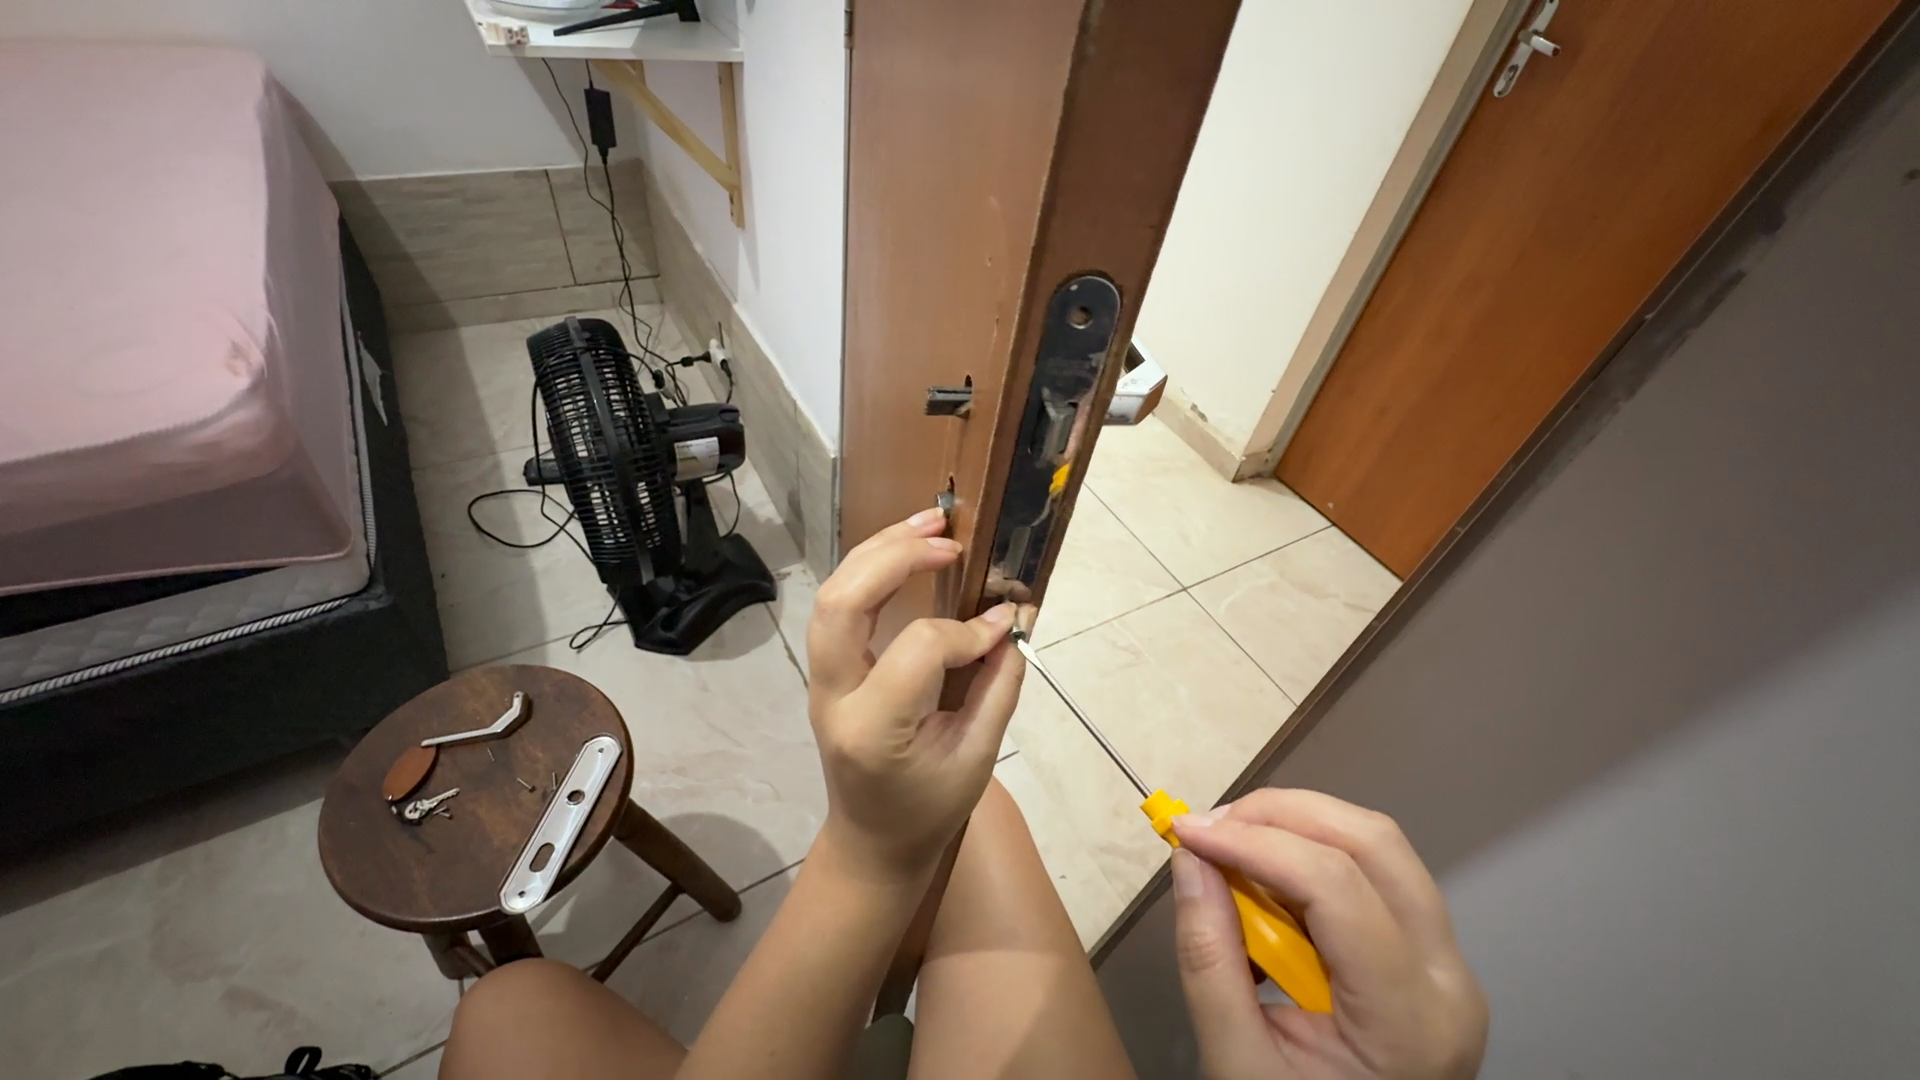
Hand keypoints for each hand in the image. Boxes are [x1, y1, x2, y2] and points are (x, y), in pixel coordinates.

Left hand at [806, 508, 1028, 879]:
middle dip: (896, 557)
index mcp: (873, 730)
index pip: (918, 650)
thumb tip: (1013, 620)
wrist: (872, 842)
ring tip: (931, 520)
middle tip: (950, 538)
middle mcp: (833, 697)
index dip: (967, 631)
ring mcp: (820, 681)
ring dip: (879, 549)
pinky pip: (838, 605)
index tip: (1004, 627)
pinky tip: (905, 548)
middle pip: (844, 602)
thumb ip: (999, 686)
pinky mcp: (826, 669)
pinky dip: (870, 568)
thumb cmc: (929, 810)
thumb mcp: (977, 758)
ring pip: (832, 594)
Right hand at [1170, 790, 1486, 1079]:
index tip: (1183, 832)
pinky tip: (1263, 872)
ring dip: (1296, 823)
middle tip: (1209, 827)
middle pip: (1373, 843)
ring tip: (1231, 842)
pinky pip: (1374, 869)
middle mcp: (1447, 976)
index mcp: (1409, 1020)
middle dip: (1280, 813)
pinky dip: (1310, 849)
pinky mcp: (1427, 952)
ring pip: (1378, 843)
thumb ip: (1208, 959)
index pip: (1337, 887)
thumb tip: (1188, 859)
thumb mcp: (1237, 1061)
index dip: (1253, 842)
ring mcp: (1446, 961)